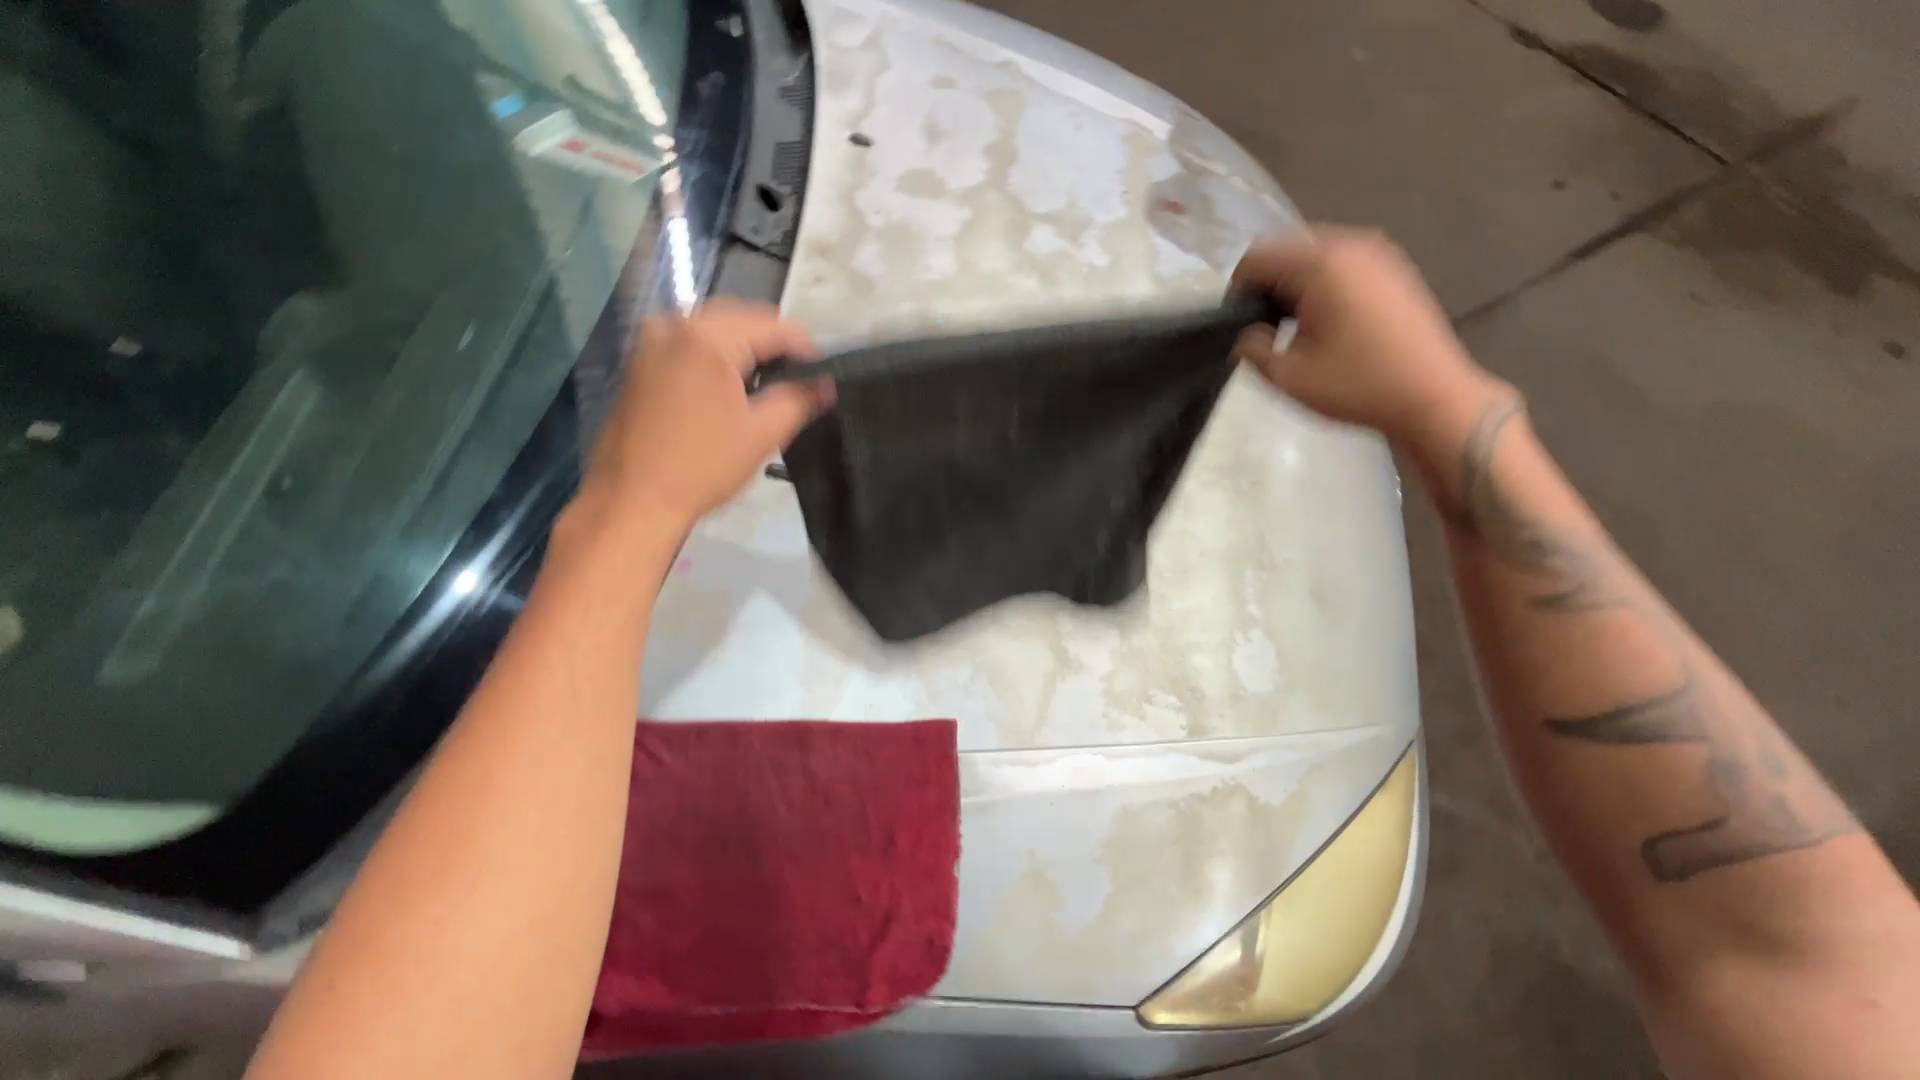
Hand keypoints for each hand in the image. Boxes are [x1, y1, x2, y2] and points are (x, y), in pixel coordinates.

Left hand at [578, 302, 830, 531]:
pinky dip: (715, 359)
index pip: (774, 326)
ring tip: (766, 390)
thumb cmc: (701, 466)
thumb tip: (828, 383)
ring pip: (715, 331)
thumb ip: (801, 398)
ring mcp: (651, 342)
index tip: (824, 377)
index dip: (807, 350)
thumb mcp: (763, 433)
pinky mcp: (639, 362)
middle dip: (773, 348)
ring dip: (744, 353)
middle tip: (798, 385)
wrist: (631, 499)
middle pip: (742, 320)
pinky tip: (729, 392)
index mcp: (708, 336)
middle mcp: (675, 325)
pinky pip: (690, 345)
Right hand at [1231, 228, 1508, 446]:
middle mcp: (1350, 245)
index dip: (1237, 290)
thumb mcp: (1288, 377)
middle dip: (1268, 285)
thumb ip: (1252, 349)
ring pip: (1315, 256)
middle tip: (1264, 328)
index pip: (1257, 257)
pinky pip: (1343, 265)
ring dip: (1296, 285)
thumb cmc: (1358, 386)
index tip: (1237, 325)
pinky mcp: (1395, 270)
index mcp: (1320, 264)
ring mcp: (1378, 254)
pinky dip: (1324, 286)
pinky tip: (1326, 323)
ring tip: (1294, 328)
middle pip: (1287, 251)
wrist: (1433, 397)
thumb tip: (1245, 335)